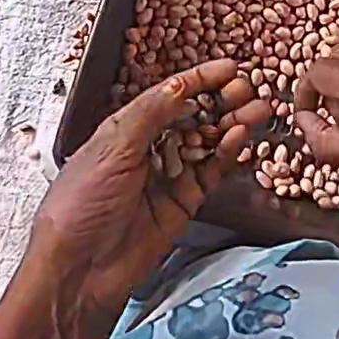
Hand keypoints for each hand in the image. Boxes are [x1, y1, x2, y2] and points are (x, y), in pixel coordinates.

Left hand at [0, 59, 271, 338]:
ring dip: (232, 125)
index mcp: (126, 128)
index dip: (200, 79)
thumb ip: (150, 114)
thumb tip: (180, 85)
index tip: (229, 68)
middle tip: (248, 90)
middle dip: (222, 101)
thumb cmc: (81, 205)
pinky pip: (212, 171)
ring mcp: (169, 174)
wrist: (80, 270)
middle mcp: (150, 147)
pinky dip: (228, 155)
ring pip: (208, 142)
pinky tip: (241, 140)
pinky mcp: (184, 201)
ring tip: (258, 110)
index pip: (170, 95)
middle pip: (194, 116)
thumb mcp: (112, 148)